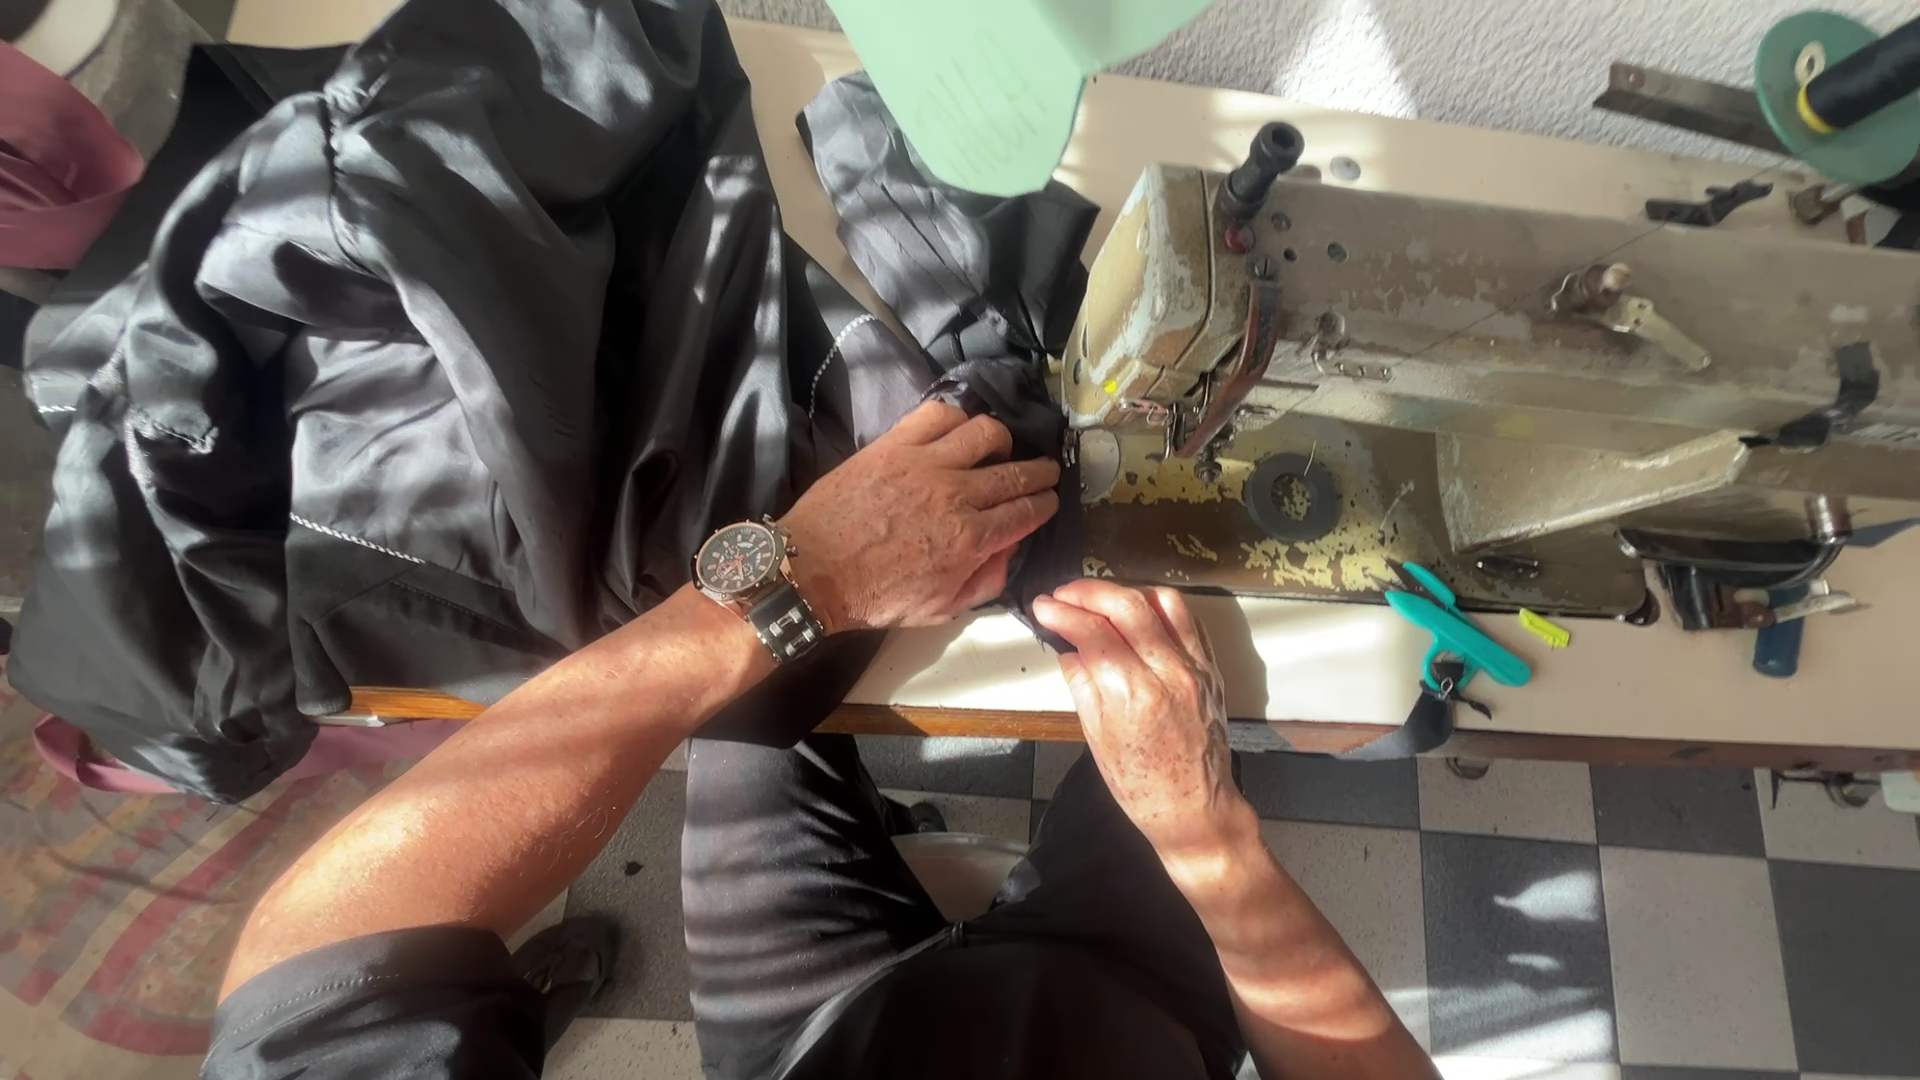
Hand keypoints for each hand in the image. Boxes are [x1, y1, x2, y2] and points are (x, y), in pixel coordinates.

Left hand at [782, 401, 1059, 632]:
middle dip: (1040, 471)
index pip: (1026, 512)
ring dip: (1003, 441)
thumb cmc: (874, 596)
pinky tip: (959, 430)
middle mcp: (958, 495)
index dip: (1045, 504)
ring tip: (999, 449)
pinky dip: (958, 417)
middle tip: (1046, 470)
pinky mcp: (896, 444)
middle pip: (1016, 472)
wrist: (812, 569)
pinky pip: (939, 414)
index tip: (1049, 499)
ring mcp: (926, 464)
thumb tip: (1011, 552)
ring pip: (986, 433)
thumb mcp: (940, 609)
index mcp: (970, 540)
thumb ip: (985, 582)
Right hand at [1031, 580, 1244, 854]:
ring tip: (1099, 599)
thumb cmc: (1140, 784)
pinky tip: (1137, 613)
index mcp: (1134, 695)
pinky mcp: (1211, 668)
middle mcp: (1169, 673)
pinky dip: (1158, 606)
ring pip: (1162, 601)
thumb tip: (1068, 645)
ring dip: (1124, 591)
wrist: (1195, 809)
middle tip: (1064, 594)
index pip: (1093, 632)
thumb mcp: (1095, 735)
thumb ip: (1081, 682)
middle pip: (1127, 605)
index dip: (1062, 612)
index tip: (1043, 606)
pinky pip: (1188, 619)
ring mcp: (1195, 667)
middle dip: (1088, 591)